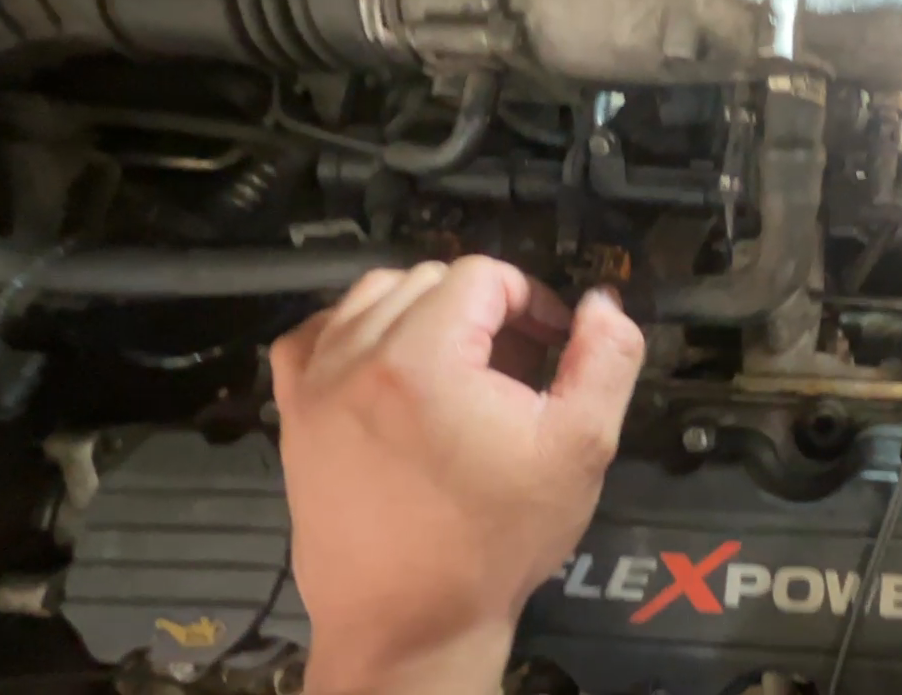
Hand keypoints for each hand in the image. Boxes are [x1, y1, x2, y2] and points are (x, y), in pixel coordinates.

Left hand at [269, 258, 645, 694]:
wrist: (413, 626)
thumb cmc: (500, 534)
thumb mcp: (584, 443)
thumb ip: (608, 356)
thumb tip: (601, 302)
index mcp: (423, 359)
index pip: (484, 275)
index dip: (533, 300)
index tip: (552, 346)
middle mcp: (354, 360)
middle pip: (432, 278)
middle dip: (487, 307)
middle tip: (518, 363)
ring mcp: (311, 388)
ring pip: (376, 295)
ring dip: (429, 311)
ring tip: (465, 363)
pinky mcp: (294, 417)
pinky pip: (317, 333)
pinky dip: (361, 329)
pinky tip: (395, 365)